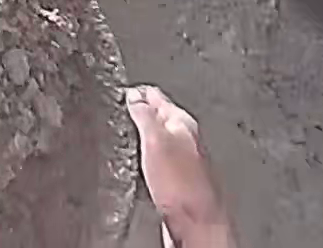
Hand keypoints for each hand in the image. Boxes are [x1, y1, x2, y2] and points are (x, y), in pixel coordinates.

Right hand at [127, 86, 233, 247]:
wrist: (199, 231)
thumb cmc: (183, 188)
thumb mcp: (154, 140)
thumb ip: (143, 114)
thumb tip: (134, 96)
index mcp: (184, 123)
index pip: (156, 95)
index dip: (137, 92)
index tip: (123, 91)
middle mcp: (188, 141)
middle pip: (159, 117)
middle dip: (141, 114)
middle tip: (124, 110)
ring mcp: (186, 163)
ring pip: (160, 140)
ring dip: (145, 137)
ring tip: (131, 134)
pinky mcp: (181, 184)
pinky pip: (161, 161)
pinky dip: (149, 158)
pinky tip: (143, 164)